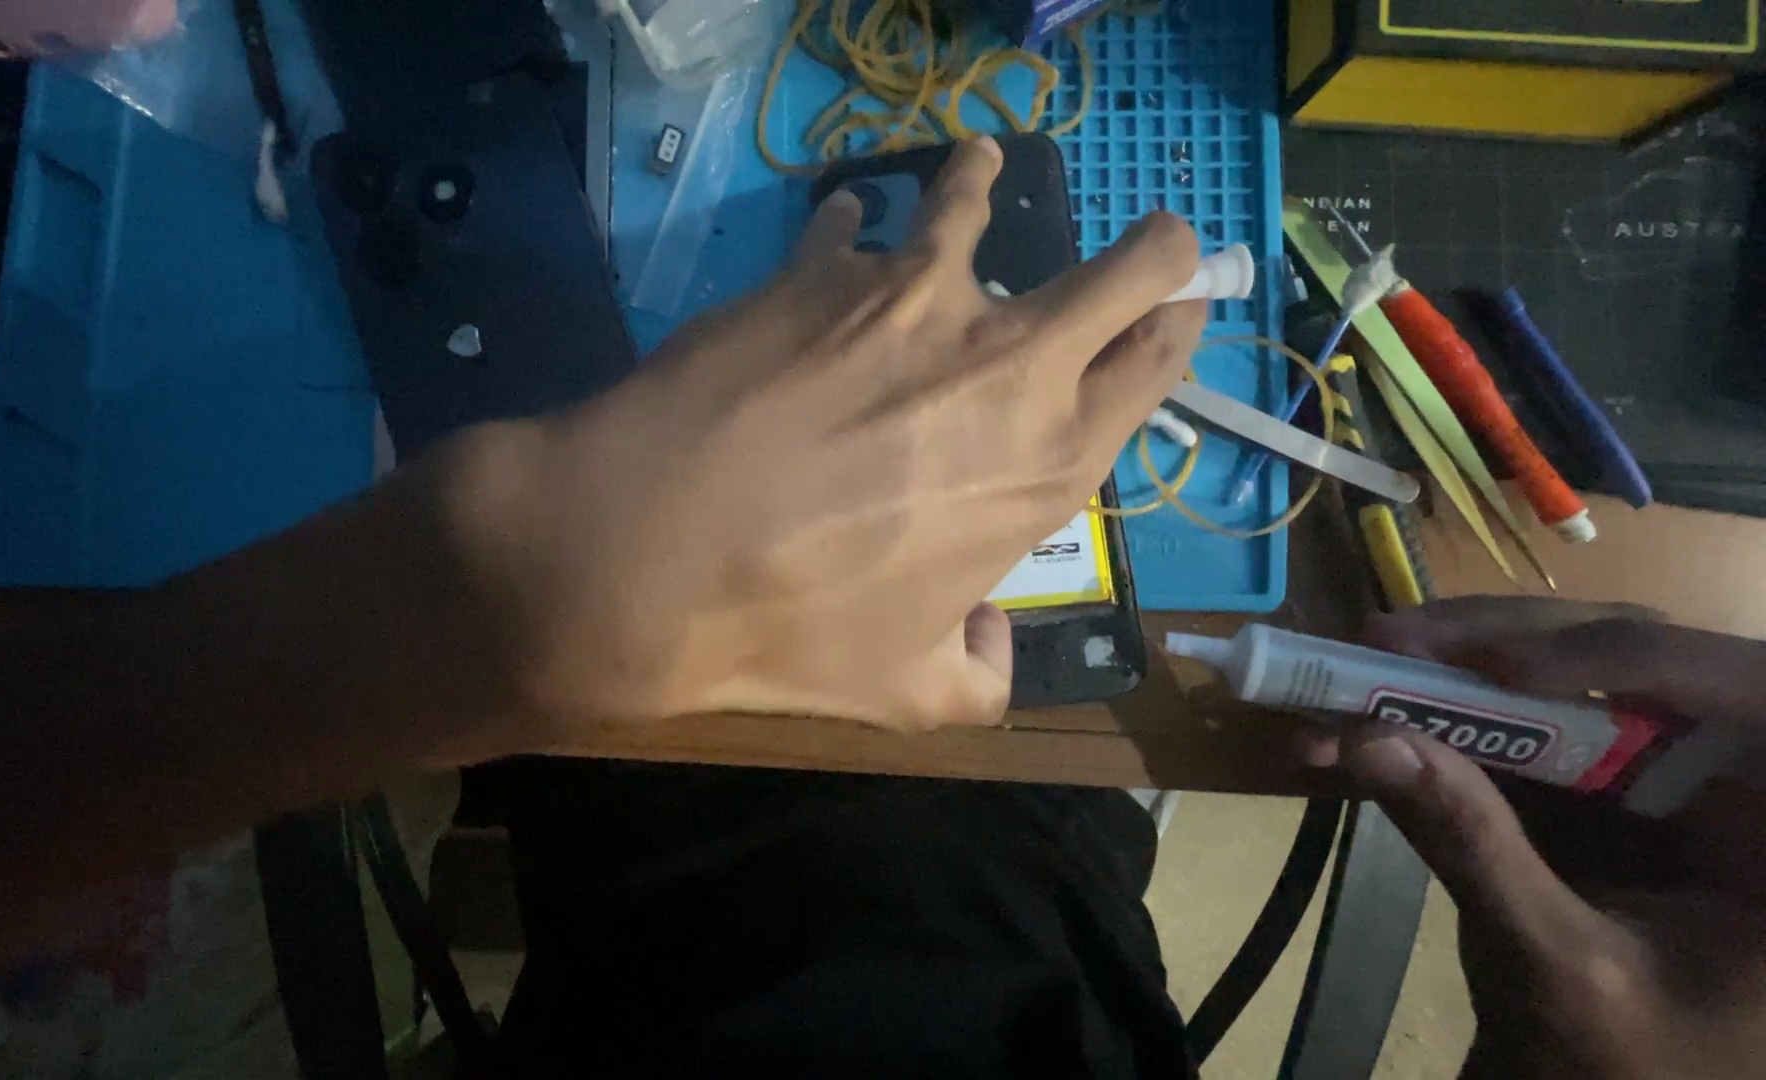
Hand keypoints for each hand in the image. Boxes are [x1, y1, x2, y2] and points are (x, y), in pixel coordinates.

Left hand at [432, 137, 1203, 732]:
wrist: (656, 550)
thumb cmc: (794, 628)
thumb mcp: (908, 693)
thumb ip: (979, 677)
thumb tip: (990, 643)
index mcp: (1046, 460)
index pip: (1152, 367)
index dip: (1173, 332)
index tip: (1174, 314)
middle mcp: (1003, 360)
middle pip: (1132, 267)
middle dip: (1154, 254)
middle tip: (1146, 252)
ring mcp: (912, 297)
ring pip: (983, 203)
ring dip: (988, 188)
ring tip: (980, 174)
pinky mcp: (819, 269)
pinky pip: (851, 224)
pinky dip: (852, 226)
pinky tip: (841, 225)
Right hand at [1302, 597, 1765, 1078]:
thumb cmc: (1631, 1070)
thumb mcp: (1557, 967)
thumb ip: (1471, 847)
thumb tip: (1368, 736)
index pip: (1753, 694)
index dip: (1632, 656)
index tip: (1495, 669)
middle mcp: (1726, 780)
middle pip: (1634, 657)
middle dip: (1500, 639)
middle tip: (1386, 641)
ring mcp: (1645, 777)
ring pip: (1556, 673)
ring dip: (1442, 667)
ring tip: (1352, 668)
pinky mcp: (1572, 783)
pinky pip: (1496, 723)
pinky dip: (1414, 715)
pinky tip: (1345, 721)